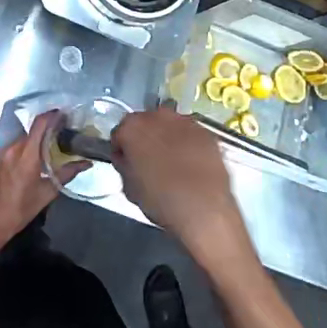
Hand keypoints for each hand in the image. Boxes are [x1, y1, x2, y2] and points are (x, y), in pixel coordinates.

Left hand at [0, 111, 86, 251]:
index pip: (39, 125)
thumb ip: (67, 174)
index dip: (52, 116)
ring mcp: (3, 153)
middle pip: (32, 131)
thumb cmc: (20, 209)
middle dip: (48, 128)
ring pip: (23, 139)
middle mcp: (13, 149)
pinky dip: (27, 147)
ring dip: (37, 139)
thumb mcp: (47, 193)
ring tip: (53, 145)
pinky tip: (36, 157)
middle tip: (64, 132)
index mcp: (26, 155)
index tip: (65, 114)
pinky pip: (15, 147)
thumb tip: (86, 163)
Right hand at [110, 108, 251, 264]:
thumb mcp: (129, 186)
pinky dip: (188, 144)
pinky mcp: (207, 133)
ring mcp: (185, 122)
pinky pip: (190, 135)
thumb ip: (123, 164)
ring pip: (169, 126)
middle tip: (148, 162)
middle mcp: (157, 116)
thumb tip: (127, 159)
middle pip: (145, 124)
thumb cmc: (160, 200)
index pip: (119, 133)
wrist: (204, 210)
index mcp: (131, 127)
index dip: (122, 149)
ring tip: (172, 164)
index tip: (127, 162)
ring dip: (167, 139)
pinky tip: (191, 165)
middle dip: (144, 139)